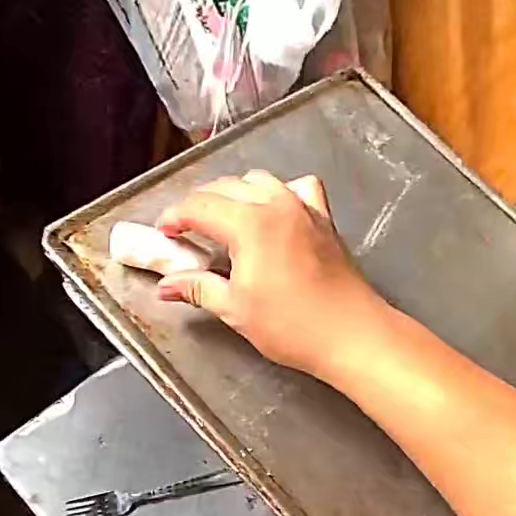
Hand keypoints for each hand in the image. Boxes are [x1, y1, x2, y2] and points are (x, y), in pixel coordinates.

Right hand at [155, 171, 395, 379]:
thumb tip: (167, 286)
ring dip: (234, 195)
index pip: (199, 206)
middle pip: (225, 188)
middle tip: (186, 233)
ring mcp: (304, 207)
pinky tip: (271, 215)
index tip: (164, 233)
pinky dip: (276, 194)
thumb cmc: (291, 326)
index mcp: (249, 223)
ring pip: (258, 182)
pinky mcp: (323, 219)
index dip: (175, 217)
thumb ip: (198, 288)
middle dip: (199, 206)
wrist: (350, 334)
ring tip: (222, 223)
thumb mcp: (235, 308)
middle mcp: (276, 204)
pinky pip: (295, 189)